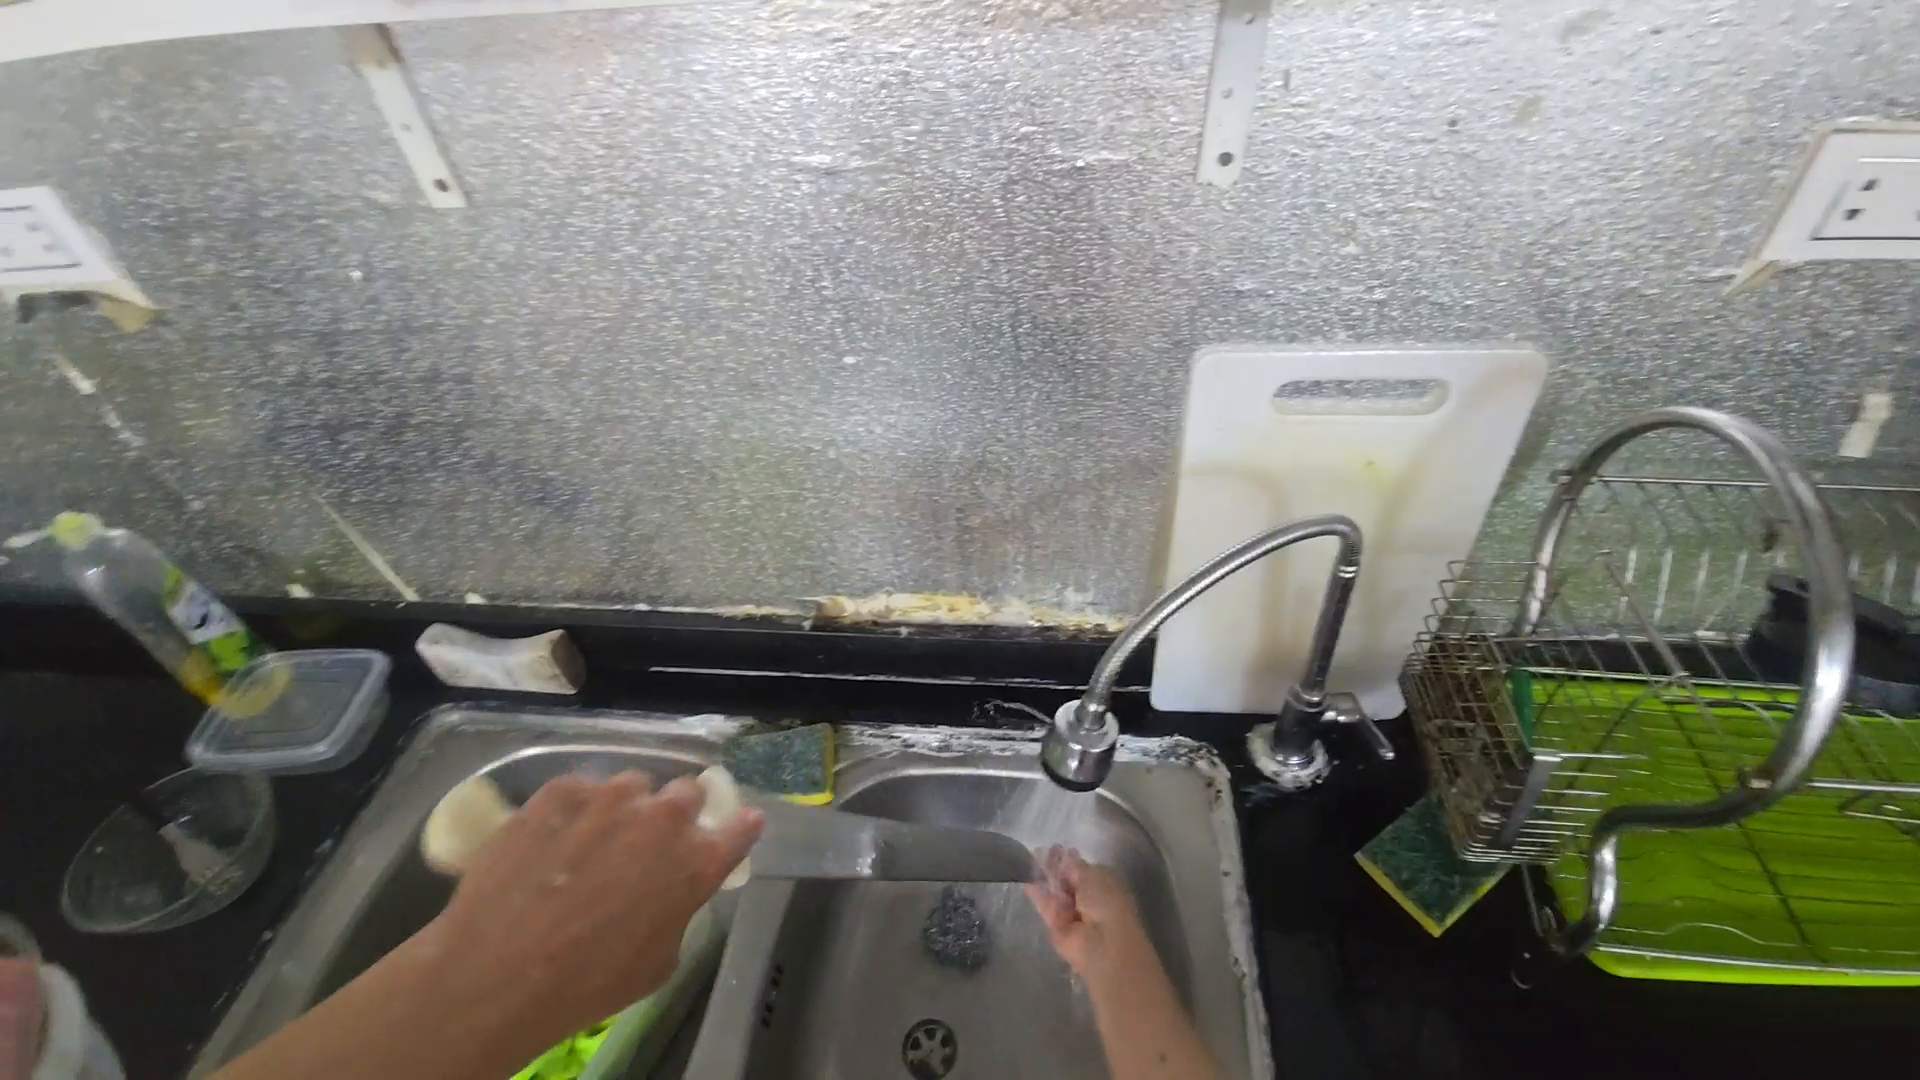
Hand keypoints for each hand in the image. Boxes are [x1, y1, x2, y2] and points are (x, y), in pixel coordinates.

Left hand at [416, 771, 763, 1040]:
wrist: (496, 975)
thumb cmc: (588, 984)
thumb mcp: (658, 961)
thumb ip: (678, 910)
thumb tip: (669, 892)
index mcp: (698, 863)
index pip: (742, 827)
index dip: (740, 825)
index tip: (738, 824)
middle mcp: (665, 818)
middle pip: (689, 791)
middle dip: (677, 811)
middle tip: (650, 839)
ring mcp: (613, 798)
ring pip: (633, 785)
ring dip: (624, 807)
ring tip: (593, 838)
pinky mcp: (563, 790)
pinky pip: (580, 789)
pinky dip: (574, 809)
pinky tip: (552, 839)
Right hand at [1024, 845, 1151, 977]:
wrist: (1103, 944)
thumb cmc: (1106, 903)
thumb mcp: (1094, 875)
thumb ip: (1076, 865)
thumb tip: (1067, 853)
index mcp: (1104, 885)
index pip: (1084, 869)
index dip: (1069, 859)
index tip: (1056, 848)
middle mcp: (1089, 900)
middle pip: (1068, 881)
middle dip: (1055, 867)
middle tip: (1040, 851)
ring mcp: (1072, 914)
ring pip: (1056, 893)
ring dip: (1045, 878)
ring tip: (1030, 861)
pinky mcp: (1057, 927)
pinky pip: (1047, 908)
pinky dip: (1038, 897)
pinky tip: (1027, 884)